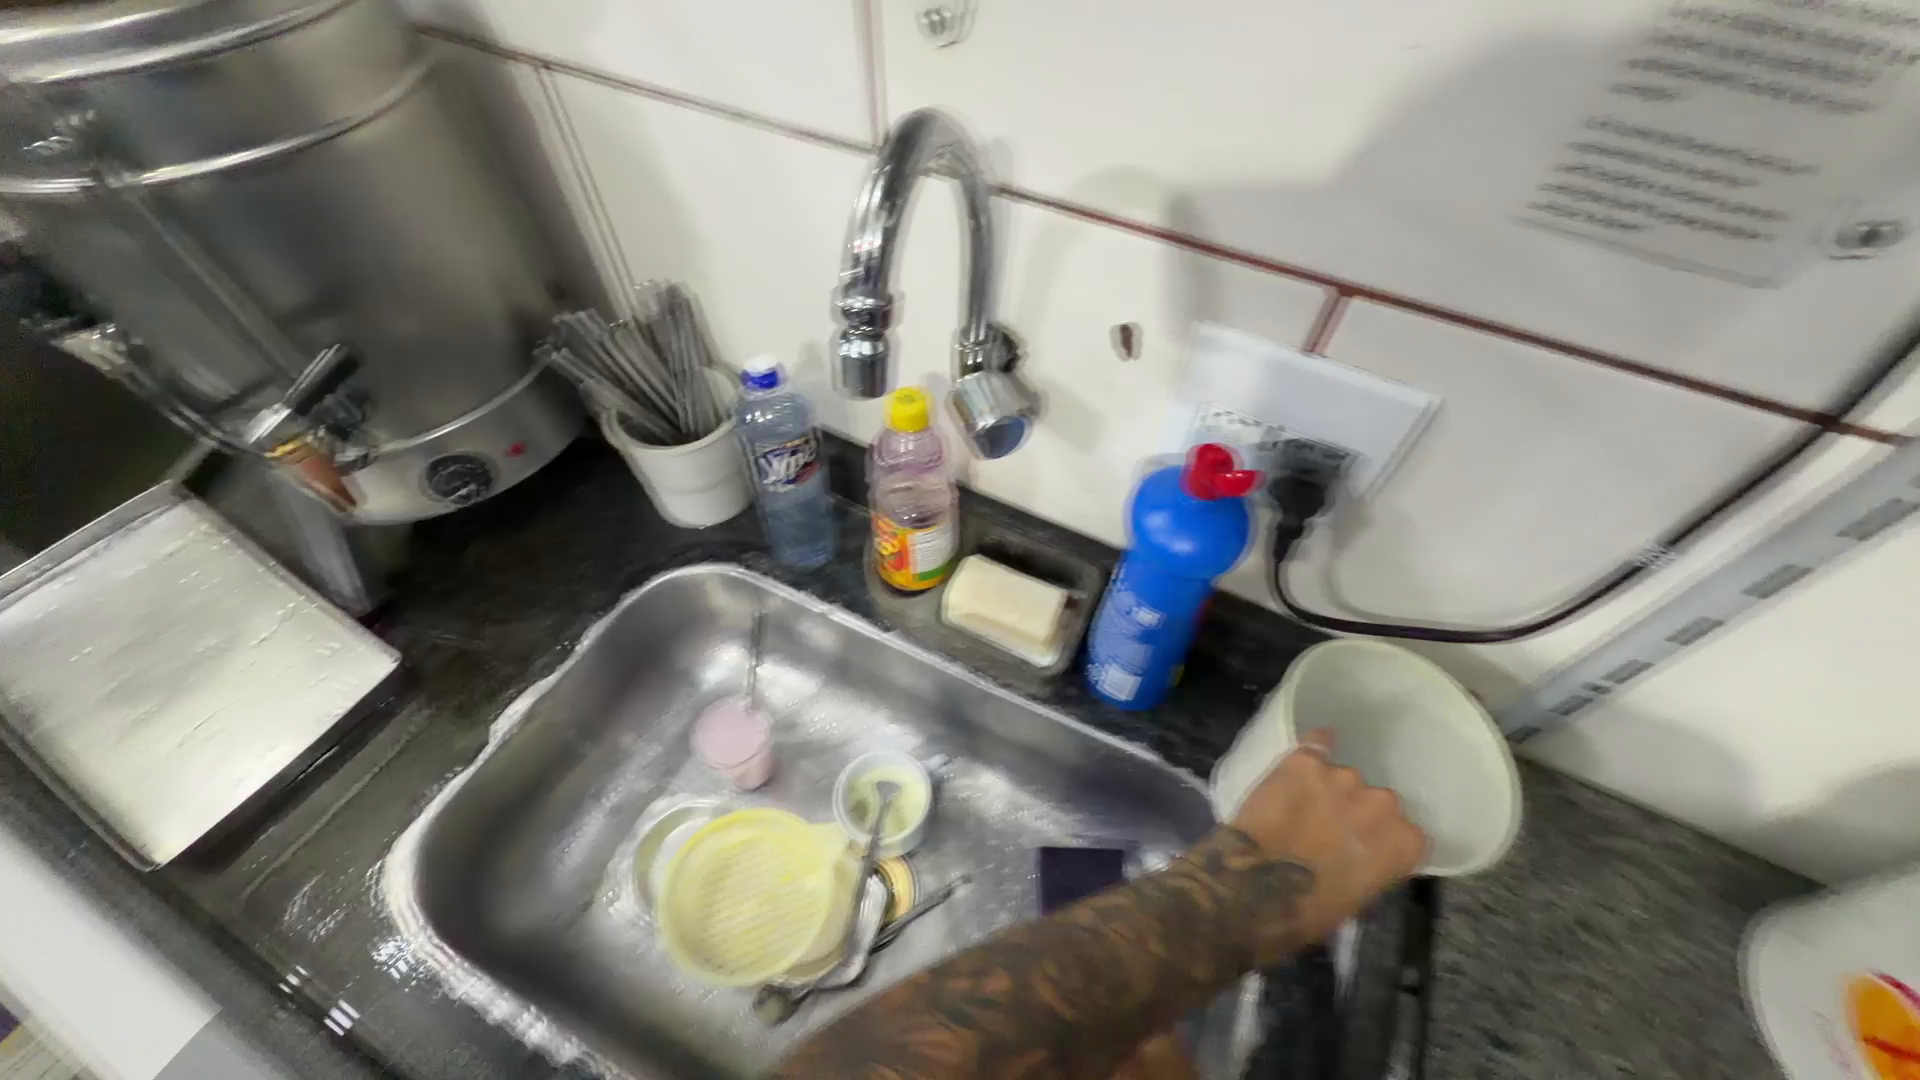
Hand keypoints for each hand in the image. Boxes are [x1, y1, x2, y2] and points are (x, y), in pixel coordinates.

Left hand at [1228, 728, 1426, 955]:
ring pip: (1342, 776)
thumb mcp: (1360, 895)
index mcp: (1405, 842)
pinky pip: (1317, 742)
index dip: (1379, 837)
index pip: (1406, 831)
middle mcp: (1383, 803)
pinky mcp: (1304, 760)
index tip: (1360, 845)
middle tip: (1326, 827)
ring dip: (1327, 787)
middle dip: (1354, 811)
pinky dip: (1316, 745)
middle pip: (1375, 799)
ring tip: (1301, 804)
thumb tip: (1361, 851)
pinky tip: (1313, 747)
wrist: (1256, 885)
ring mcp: (1342, 776)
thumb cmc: (1310, 908)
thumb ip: (1374, 862)